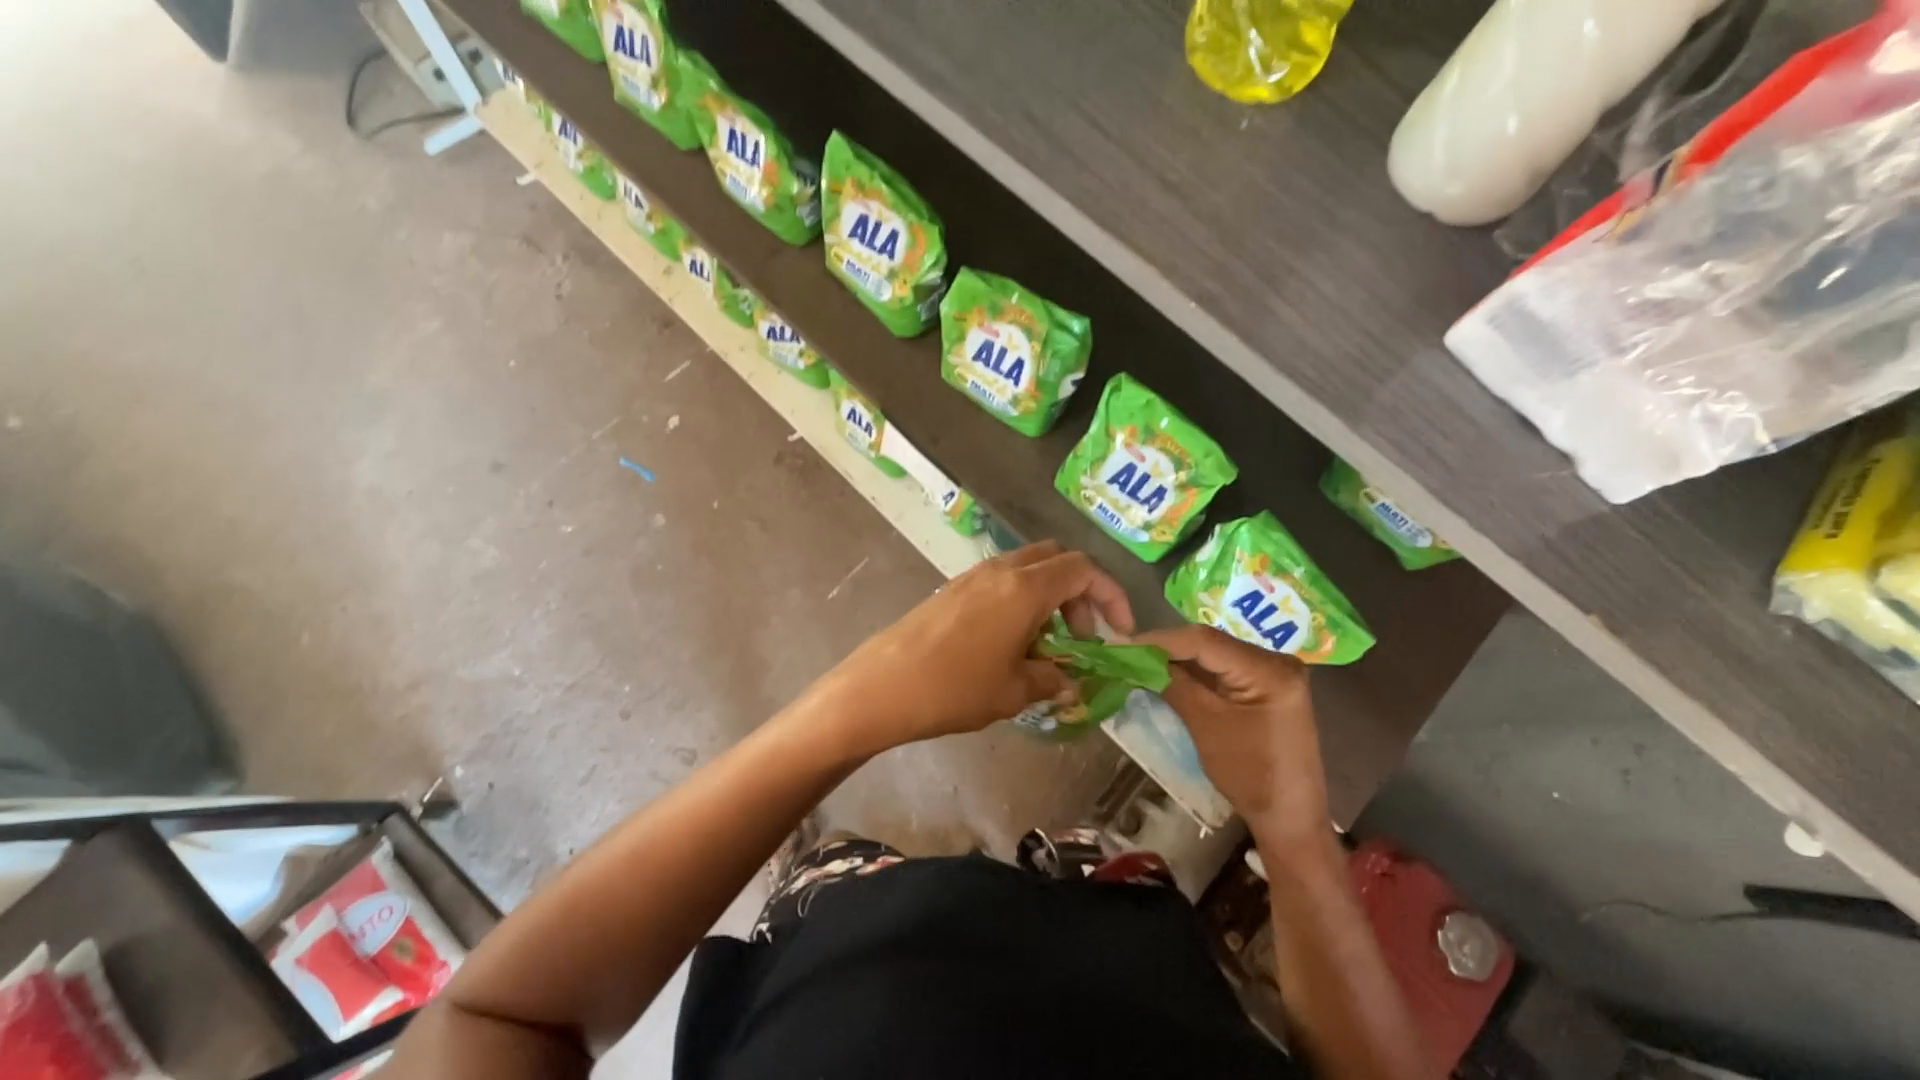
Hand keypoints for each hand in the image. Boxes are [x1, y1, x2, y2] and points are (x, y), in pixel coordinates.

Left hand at [805, 542, 1133, 756]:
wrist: (881, 687)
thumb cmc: (954, 689)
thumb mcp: (1014, 692)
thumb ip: (1052, 680)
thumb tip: (1070, 681)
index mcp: (1025, 587)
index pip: (1084, 571)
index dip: (1112, 596)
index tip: (1121, 632)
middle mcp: (1001, 570)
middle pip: (1057, 560)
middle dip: (1080, 594)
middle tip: (1080, 638)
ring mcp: (972, 576)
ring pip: (1028, 569)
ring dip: (1049, 598)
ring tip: (1046, 647)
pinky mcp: (952, 590)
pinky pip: (1001, 582)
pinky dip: (1021, 601)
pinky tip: (1011, 644)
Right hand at [1135, 625, 1328, 849]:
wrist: (1290, 816)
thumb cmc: (1250, 775)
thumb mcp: (1206, 726)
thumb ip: (1174, 685)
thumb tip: (1137, 660)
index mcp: (1269, 669)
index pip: (1204, 640)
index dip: (1160, 640)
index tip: (1122, 646)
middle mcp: (1276, 660)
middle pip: (1210, 643)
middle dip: (1167, 648)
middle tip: (1127, 654)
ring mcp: (1274, 674)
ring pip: (1215, 655)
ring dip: (1178, 660)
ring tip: (1140, 663)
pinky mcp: (1266, 688)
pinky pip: (1224, 671)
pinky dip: (1196, 674)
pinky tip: (1168, 676)